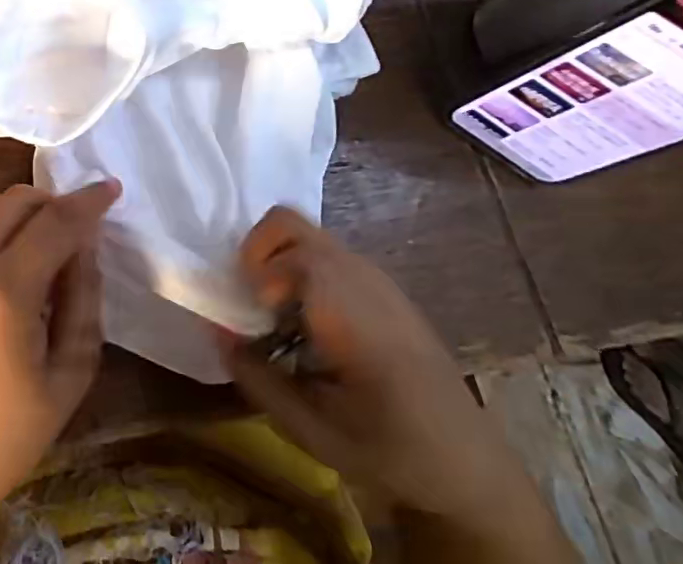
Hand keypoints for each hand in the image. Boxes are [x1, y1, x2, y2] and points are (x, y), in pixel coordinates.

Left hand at [0, 181, 118, 511]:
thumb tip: (86, 244)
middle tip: (77, 230)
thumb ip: (84, 296)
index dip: (89, 201)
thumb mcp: (72, 369)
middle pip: (17, 199)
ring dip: (23, 211)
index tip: (112, 188)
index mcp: (6, 290)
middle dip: (54, 203)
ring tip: (45, 245)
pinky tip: (9, 258)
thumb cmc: (13, 428)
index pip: (56, 221)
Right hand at [221, 208, 573, 561]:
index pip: (289, 256)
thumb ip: (257, 377)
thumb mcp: (311, 430)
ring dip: (277, 261)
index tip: (249, 319)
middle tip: (251, 302)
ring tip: (277, 317)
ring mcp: (373, 274)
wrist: (465, 458)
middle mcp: (360, 276)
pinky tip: (310, 324)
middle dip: (256, 252)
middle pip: (290, 223)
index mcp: (348, 311)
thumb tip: (216, 330)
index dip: (255, 275)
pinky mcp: (380, 283)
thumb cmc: (387, 448)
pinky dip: (299, 270)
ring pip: (307, 235)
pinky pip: (326, 253)